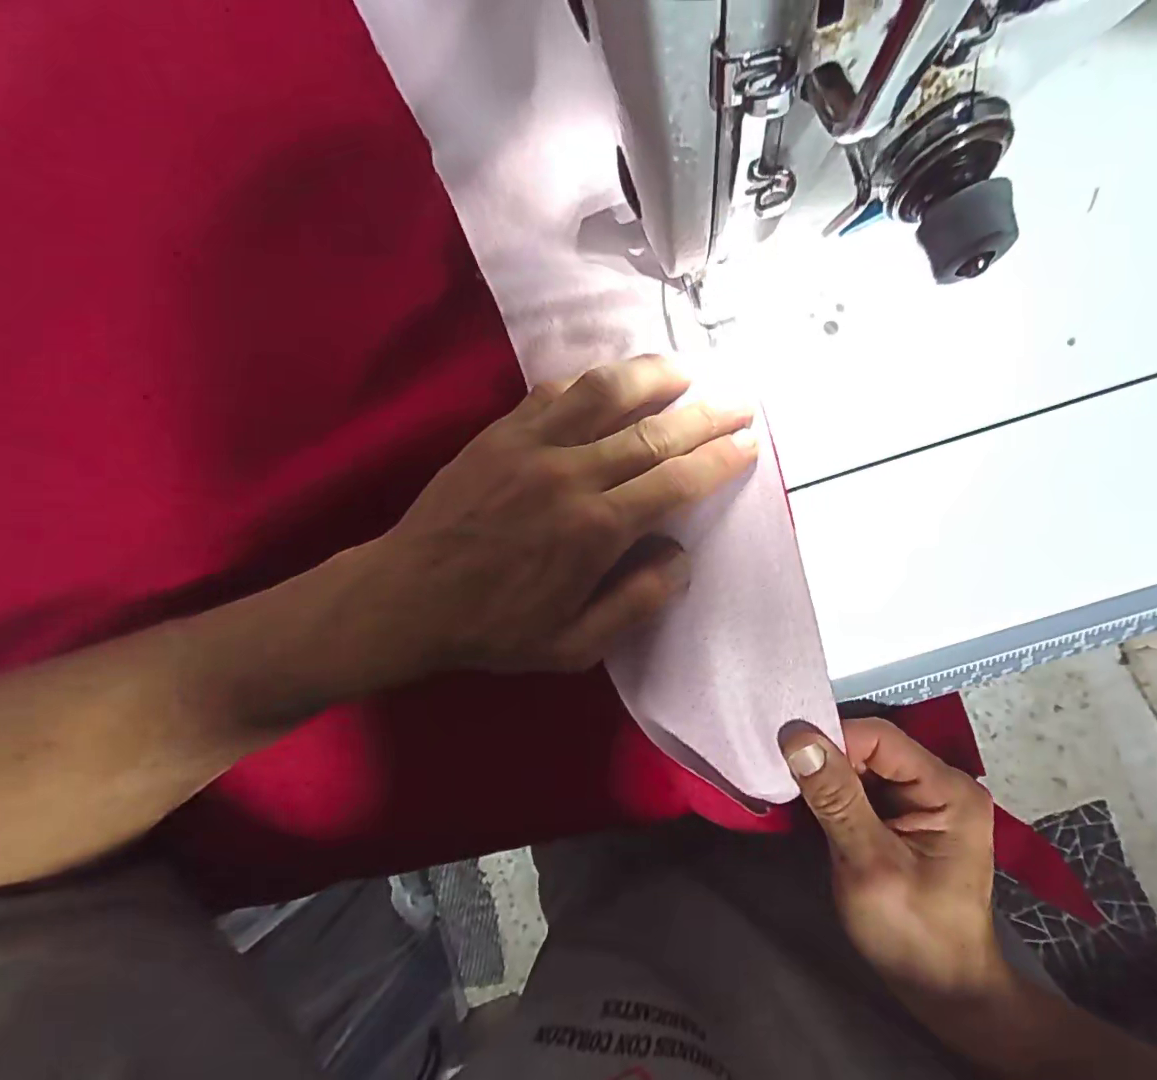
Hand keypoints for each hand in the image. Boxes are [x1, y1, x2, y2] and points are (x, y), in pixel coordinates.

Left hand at [367, 355, 756, 673]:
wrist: (408, 596)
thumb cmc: (494, 629)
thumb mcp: (573, 646)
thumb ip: (636, 602)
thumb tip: (680, 555)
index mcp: (595, 530)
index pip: (677, 481)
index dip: (720, 458)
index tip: (747, 443)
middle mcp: (571, 475)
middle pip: (654, 431)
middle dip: (705, 414)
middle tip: (738, 401)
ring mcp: (531, 446)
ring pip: (605, 393)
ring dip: (652, 376)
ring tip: (684, 371)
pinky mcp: (499, 433)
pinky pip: (553, 393)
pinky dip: (590, 382)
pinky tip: (610, 382)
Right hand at [781, 717, 1015, 1005]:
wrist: (942, 990)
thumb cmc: (911, 933)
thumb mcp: (868, 864)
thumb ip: (835, 798)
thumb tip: (797, 737)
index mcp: (948, 790)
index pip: (878, 739)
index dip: (832, 742)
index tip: (790, 762)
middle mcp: (940, 783)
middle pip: (870, 747)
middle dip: (828, 761)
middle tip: (786, 780)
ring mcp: (925, 799)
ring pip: (862, 765)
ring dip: (828, 777)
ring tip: (796, 793)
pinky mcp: (906, 814)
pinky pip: (863, 786)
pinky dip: (835, 793)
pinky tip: (814, 806)